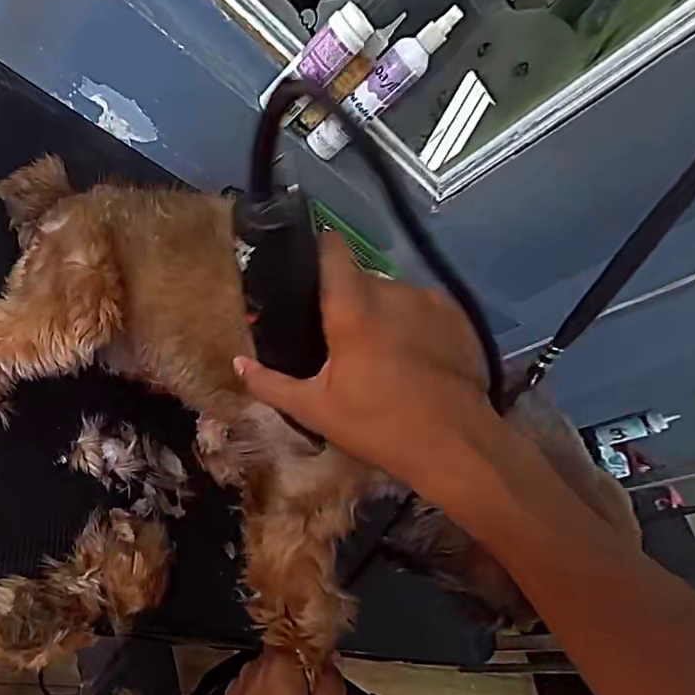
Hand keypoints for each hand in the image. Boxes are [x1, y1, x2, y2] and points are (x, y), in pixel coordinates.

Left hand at [195, 648, 345, 694]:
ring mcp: (235, 693)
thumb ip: (331, 691)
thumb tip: (331, 662)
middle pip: (288, 664)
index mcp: (280, 668)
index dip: (324, 664)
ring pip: (271, 686)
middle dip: (305, 686)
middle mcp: (253, 671)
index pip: (308, 643)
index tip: (333, 691)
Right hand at [235, 234, 496, 494]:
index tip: (305, 268)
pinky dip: (410, 322)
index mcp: (352, 309)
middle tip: (337, 336)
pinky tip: (411, 356)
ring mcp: (429, 300)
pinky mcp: (457, 315)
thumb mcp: (315, 409)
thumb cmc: (377, 425)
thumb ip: (270, 383)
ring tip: (378, 350)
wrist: (455, 444)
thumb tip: (237, 363)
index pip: (331, 251)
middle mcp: (392, 292)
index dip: (317, 250)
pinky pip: (421, 307)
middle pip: (359, 278)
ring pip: (391, 293)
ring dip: (379, 312)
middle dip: (345, 299)